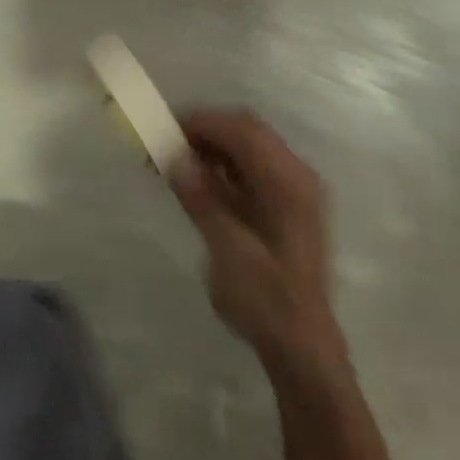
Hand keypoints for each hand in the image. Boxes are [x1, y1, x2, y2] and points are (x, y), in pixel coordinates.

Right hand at [168, 111, 338, 365]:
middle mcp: (296, 179)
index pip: (243, 132)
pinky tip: (196, 186)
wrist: (298, 337)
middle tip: (160, 146)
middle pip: (249, 135)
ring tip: (171, 166)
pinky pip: (252, 175)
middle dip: (204, 133)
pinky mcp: (285, 211)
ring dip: (211, 151)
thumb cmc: (263, 299)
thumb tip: (176, 160)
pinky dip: (222, 172)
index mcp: (288, 184)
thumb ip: (204, 201)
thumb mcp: (227, 251)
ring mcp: (294, 194)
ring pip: (250, 153)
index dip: (201, 122)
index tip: (160, 126)